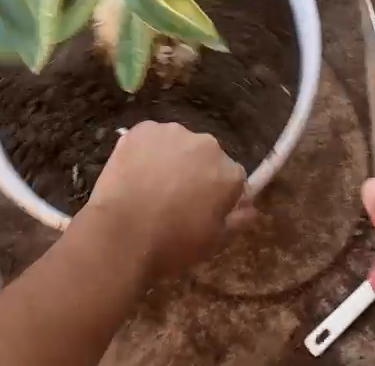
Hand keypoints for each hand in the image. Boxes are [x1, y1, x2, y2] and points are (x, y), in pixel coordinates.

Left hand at [82, 122, 245, 279]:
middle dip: (195, 172)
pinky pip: (150, 138)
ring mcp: (174, 132)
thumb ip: (237, 222)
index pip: (232, 178)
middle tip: (173, 200)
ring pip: (177, 144)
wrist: (122, 233)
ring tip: (149, 187)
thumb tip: (252, 209)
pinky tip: (133, 174)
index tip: (202, 210)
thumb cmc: (172, 245)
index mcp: (229, 172)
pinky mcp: (143, 128)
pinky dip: (145, 151)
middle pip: (206, 156)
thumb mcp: (212, 244)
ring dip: (170, 159)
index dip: (217, 195)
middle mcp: (207, 144)